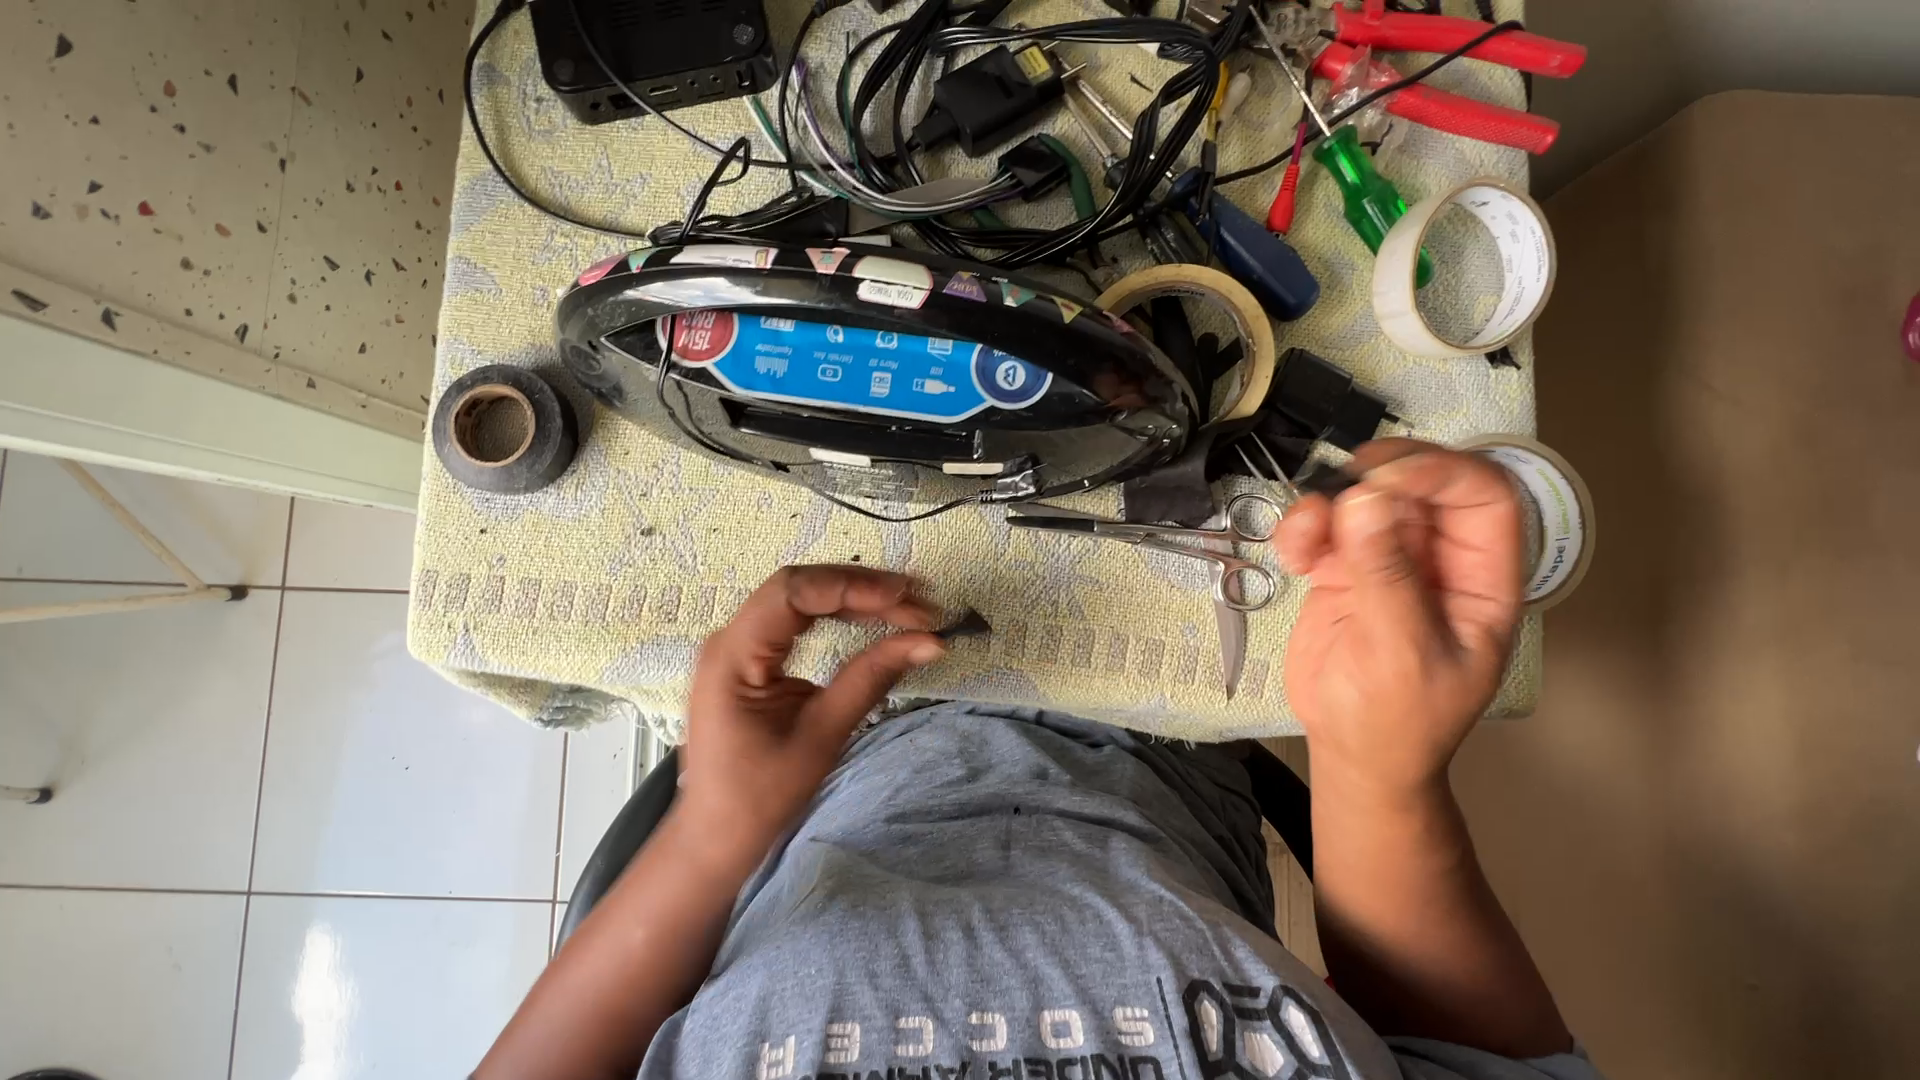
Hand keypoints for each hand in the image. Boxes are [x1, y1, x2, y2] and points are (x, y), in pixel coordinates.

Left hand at [680, 565, 945, 848]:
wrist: (716, 835)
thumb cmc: (760, 796)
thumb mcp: (822, 735)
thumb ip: (871, 678)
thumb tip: (929, 642)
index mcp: (733, 654)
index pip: (794, 592)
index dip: (854, 587)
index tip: (907, 599)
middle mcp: (730, 637)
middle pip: (799, 586)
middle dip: (862, 588)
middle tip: (920, 602)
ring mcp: (738, 644)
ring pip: (801, 597)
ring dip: (855, 597)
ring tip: (909, 607)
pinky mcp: (752, 656)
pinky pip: (798, 618)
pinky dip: (839, 614)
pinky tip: (874, 617)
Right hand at [1272, 440, 1524, 799]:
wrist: (1351, 752)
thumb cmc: (1398, 718)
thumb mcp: (1402, 653)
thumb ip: (1386, 577)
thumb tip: (1362, 500)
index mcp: (1481, 578)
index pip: (1481, 496)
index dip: (1439, 473)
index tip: (1380, 479)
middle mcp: (1438, 559)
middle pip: (1419, 485)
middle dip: (1376, 478)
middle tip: (1335, 487)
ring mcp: (1387, 561)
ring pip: (1362, 499)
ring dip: (1326, 507)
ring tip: (1301, 543)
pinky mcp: (1341, 571)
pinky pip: (1322, 528)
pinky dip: (1300, 530)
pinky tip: (1291, 559)